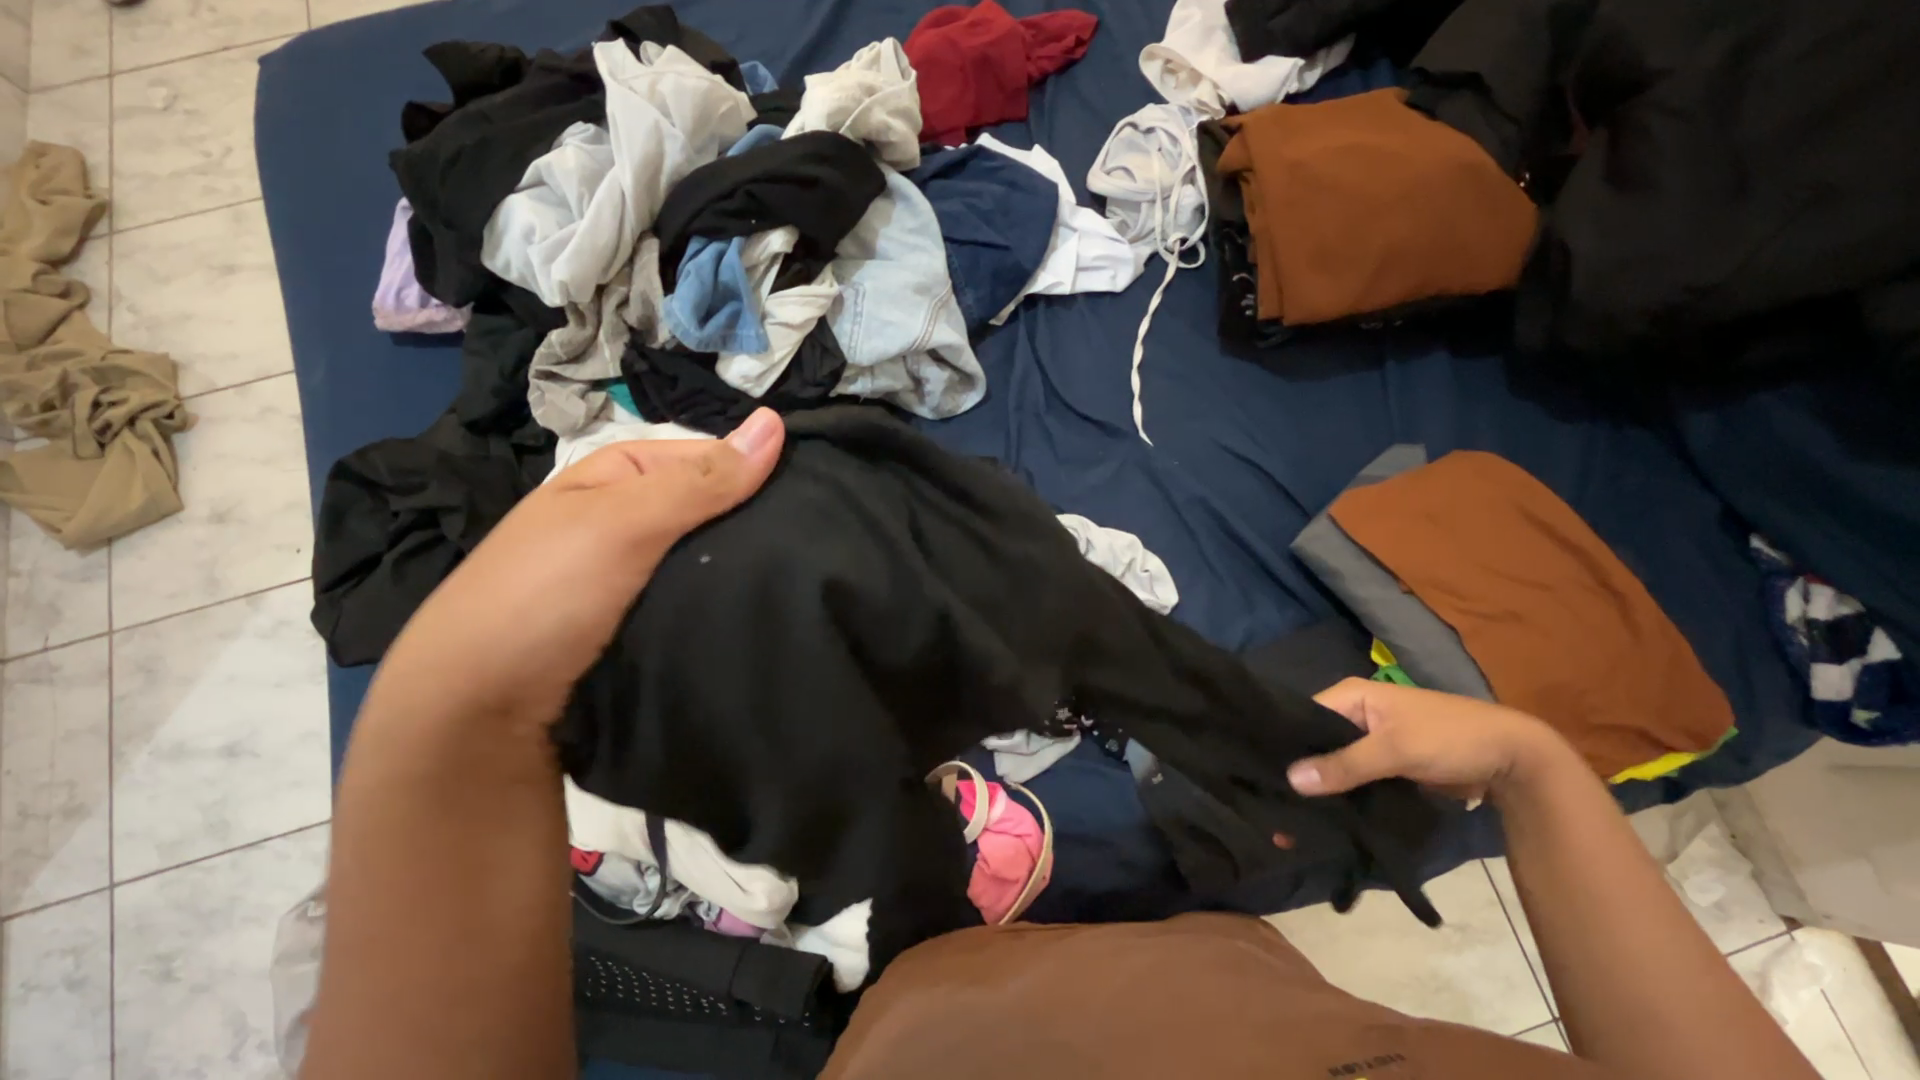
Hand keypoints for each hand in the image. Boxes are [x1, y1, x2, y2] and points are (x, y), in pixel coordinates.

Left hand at [365, 408, 784, 734]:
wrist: (473, 713)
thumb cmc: (545, 595)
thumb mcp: (623, 523)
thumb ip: (701, 481)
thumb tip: (776, 421)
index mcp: (614, 478)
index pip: (707, 459)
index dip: (756, 474)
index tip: (812, 506)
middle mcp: (623, 521)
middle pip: (709, 513)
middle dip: (753, 530)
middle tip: (815, 554)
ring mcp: (629, 579)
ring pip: (704, 563)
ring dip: (740, 574)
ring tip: (801, 587)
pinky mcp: (636, 630)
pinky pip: (692, 606)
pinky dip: (721, 610)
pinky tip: (758, 618)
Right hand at [1287, 678, 1570, 803]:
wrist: (1512, 759)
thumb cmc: (1450, 737)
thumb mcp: (1396, 748)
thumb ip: (1345, 764)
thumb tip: (1291, 780)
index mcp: (1350, 696)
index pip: (1299, 716)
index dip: (1282, 745)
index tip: (1261, 778)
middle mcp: (1353, 715)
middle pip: (1313, 744)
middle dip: (1298, 774)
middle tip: (1273, 808)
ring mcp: (1368, 742)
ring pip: (1332, 766)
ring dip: (1319, 790)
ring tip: (1290, 822)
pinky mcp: (1383, 767)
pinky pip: (1352, 781)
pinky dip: (1340, 798)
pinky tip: (1321, 821)